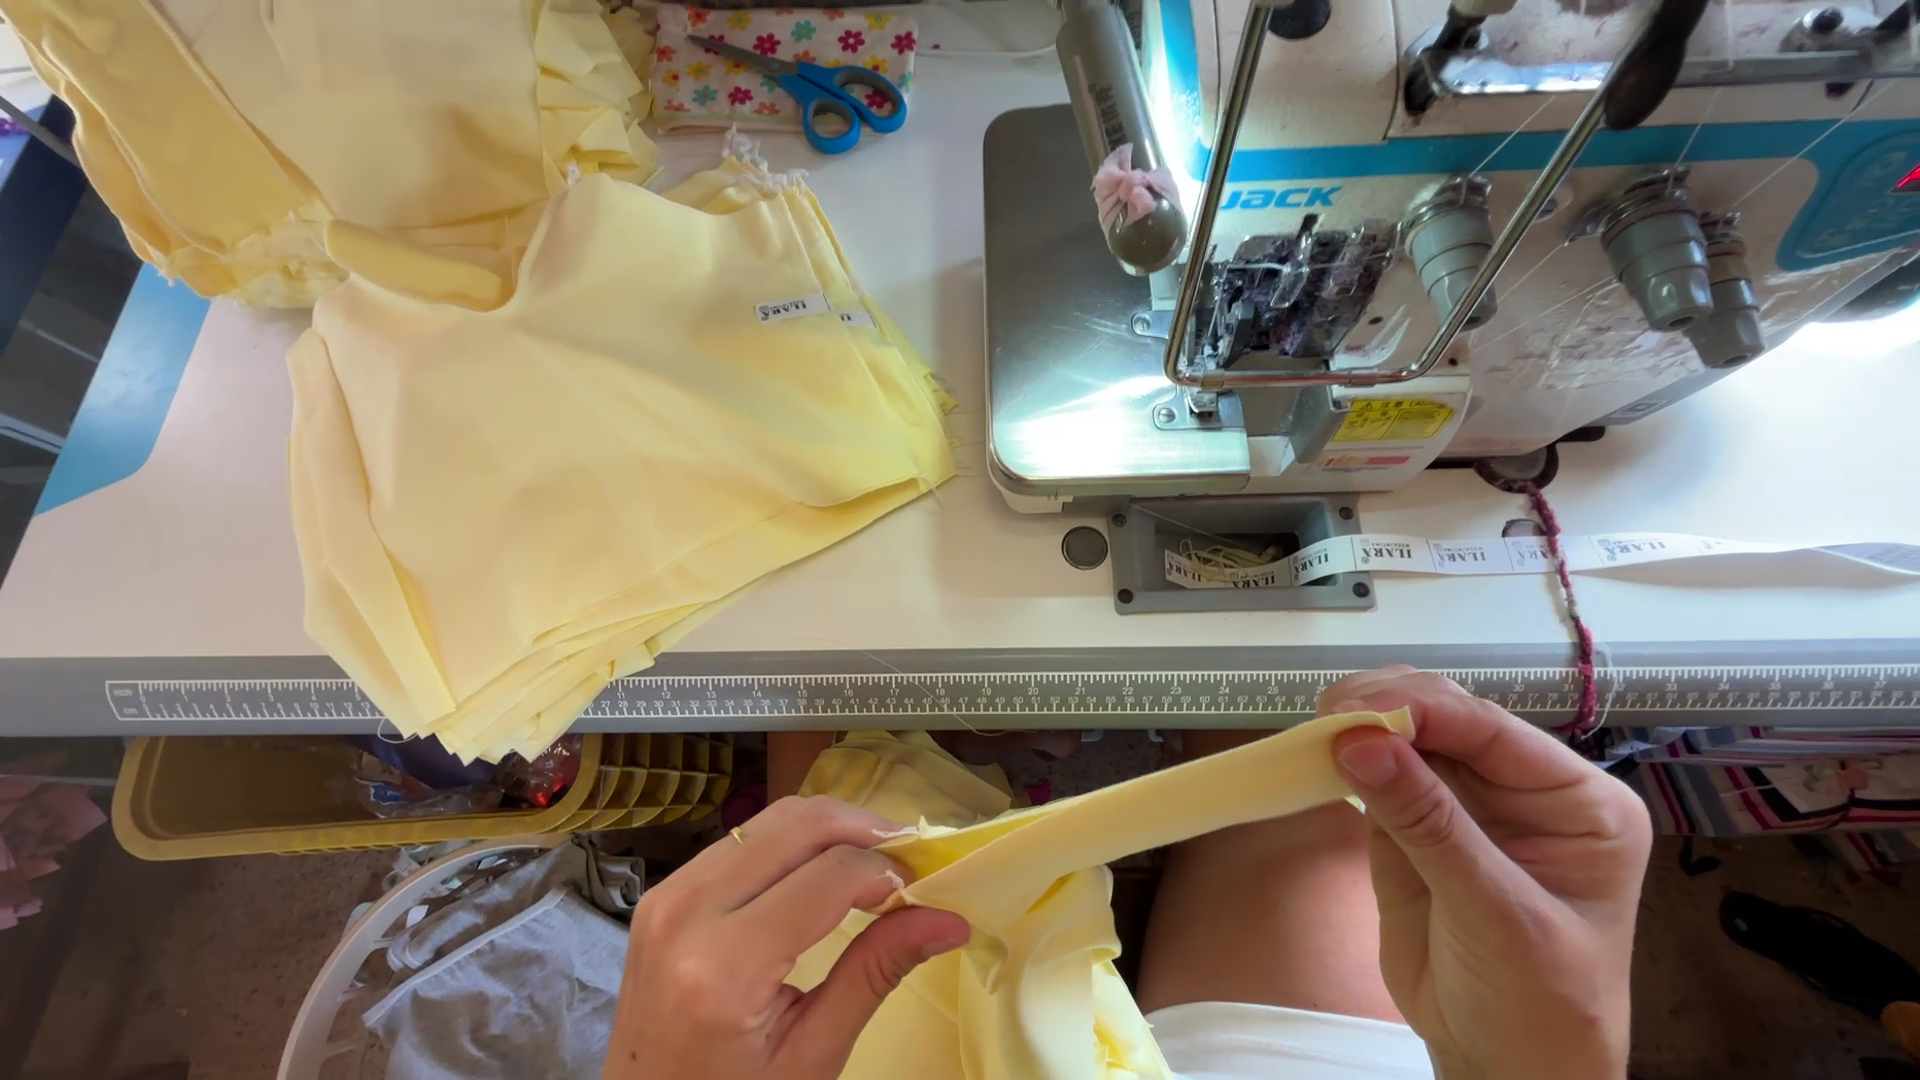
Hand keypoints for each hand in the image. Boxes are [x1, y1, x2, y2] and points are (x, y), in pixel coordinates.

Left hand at [606, 795, 970, 1078]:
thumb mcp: (812, 1056)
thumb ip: (875, 973)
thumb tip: (948, 919)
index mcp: (724, 967)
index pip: (829, 876)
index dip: (887, 870)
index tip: (920, 887)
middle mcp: (688, 910)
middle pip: (801, 823)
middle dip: (865, 828)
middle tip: (907, 857)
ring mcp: (669, 891)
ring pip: (774, 816)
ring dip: (832, 826)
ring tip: (871, 859)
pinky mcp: (665, 887)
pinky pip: (745, 836)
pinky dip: (795, 838)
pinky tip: (822, 867)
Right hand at [1325, 668, 1651, 1079]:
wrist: (1497, 1059)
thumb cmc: (1536, 1002)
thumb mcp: (1495, 915)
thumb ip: (1429, 825)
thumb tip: (1357, 742)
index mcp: (1572, 799)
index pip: (1489, 728)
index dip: (1421, 710)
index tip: (1352, 713)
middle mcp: (1518, 785)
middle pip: (1444, 715)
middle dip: (1383, 706)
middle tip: (1326, 719)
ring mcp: (1461, 797)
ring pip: (1403, 730)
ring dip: (1357, 721)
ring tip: (1317, 732)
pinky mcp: (1409, 814)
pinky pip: (1373, 766)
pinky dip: (1343, 753)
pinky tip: (1319, 751)